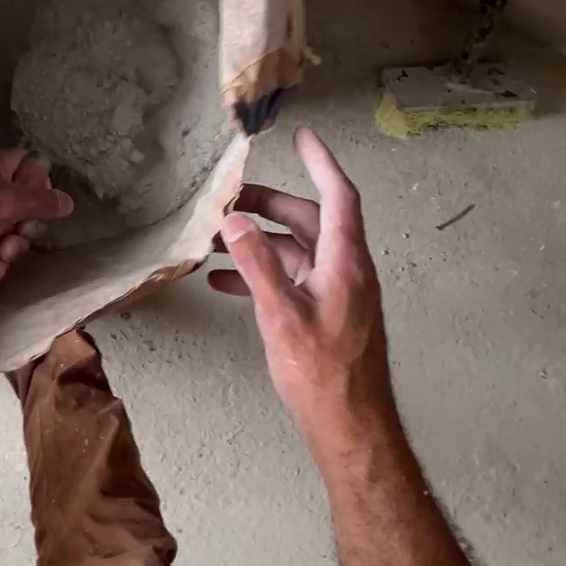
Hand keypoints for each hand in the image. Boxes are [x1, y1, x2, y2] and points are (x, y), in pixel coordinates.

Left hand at [0, 148, 73, 283]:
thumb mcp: (8, 203)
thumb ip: (42, 202)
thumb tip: (68, 201)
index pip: (35, 168)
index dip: (40, 189)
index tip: (38, 207)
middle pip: (27, 209)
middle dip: (22, 232)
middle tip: (11, 240)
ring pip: (11, 235)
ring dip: (7, 252)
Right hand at [212, 127, 390, 422]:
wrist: (350, 428)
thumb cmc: (321, 371)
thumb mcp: (281, 315)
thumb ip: (256, 265)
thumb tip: (233, 220)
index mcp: (344, 262)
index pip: (338, 198)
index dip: (322, 163)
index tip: (303, 137)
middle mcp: (345, 270)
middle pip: (309, 220)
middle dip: (269, 204)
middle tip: (229, 197)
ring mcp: (336, 292)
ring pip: (297, 249)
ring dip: (259, 241)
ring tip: (215, 240)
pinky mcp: (325, 313)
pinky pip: (292, 278)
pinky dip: (262, 273)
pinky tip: (225, 283)